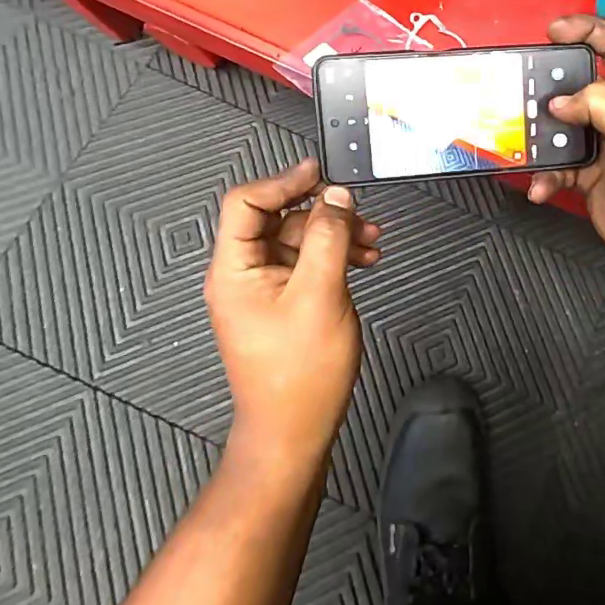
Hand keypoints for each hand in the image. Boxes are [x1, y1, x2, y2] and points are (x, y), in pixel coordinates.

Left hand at [206, 158, 380, 462]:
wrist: (295, 432)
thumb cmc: (298, 377)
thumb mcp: (320, 294)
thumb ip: (328, 237)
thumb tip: (337, 196)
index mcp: (234, 269)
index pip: (246, 203)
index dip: (282, 181)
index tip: (319, 173)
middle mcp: (243, 274)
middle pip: (278, 217)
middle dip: (322, 211)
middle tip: (356, 212)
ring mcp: (264, 288)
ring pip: (299, 237)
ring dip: (336, 233)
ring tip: (371, 240)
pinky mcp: (284, 299)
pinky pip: (308, 260)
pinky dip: (336, 254)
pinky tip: (363, 259)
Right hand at [527, 15, 604, 284]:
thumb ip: (599, 105)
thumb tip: (562, 101)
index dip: (588, 30)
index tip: (555, 30)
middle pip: (581, 87)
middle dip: (553, 87)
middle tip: (527, 90)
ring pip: (564, 129)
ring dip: (543, 137)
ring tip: (527, 144)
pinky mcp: (593, 177)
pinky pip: (560, 167)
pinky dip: (546, 176)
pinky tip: (541, 186)